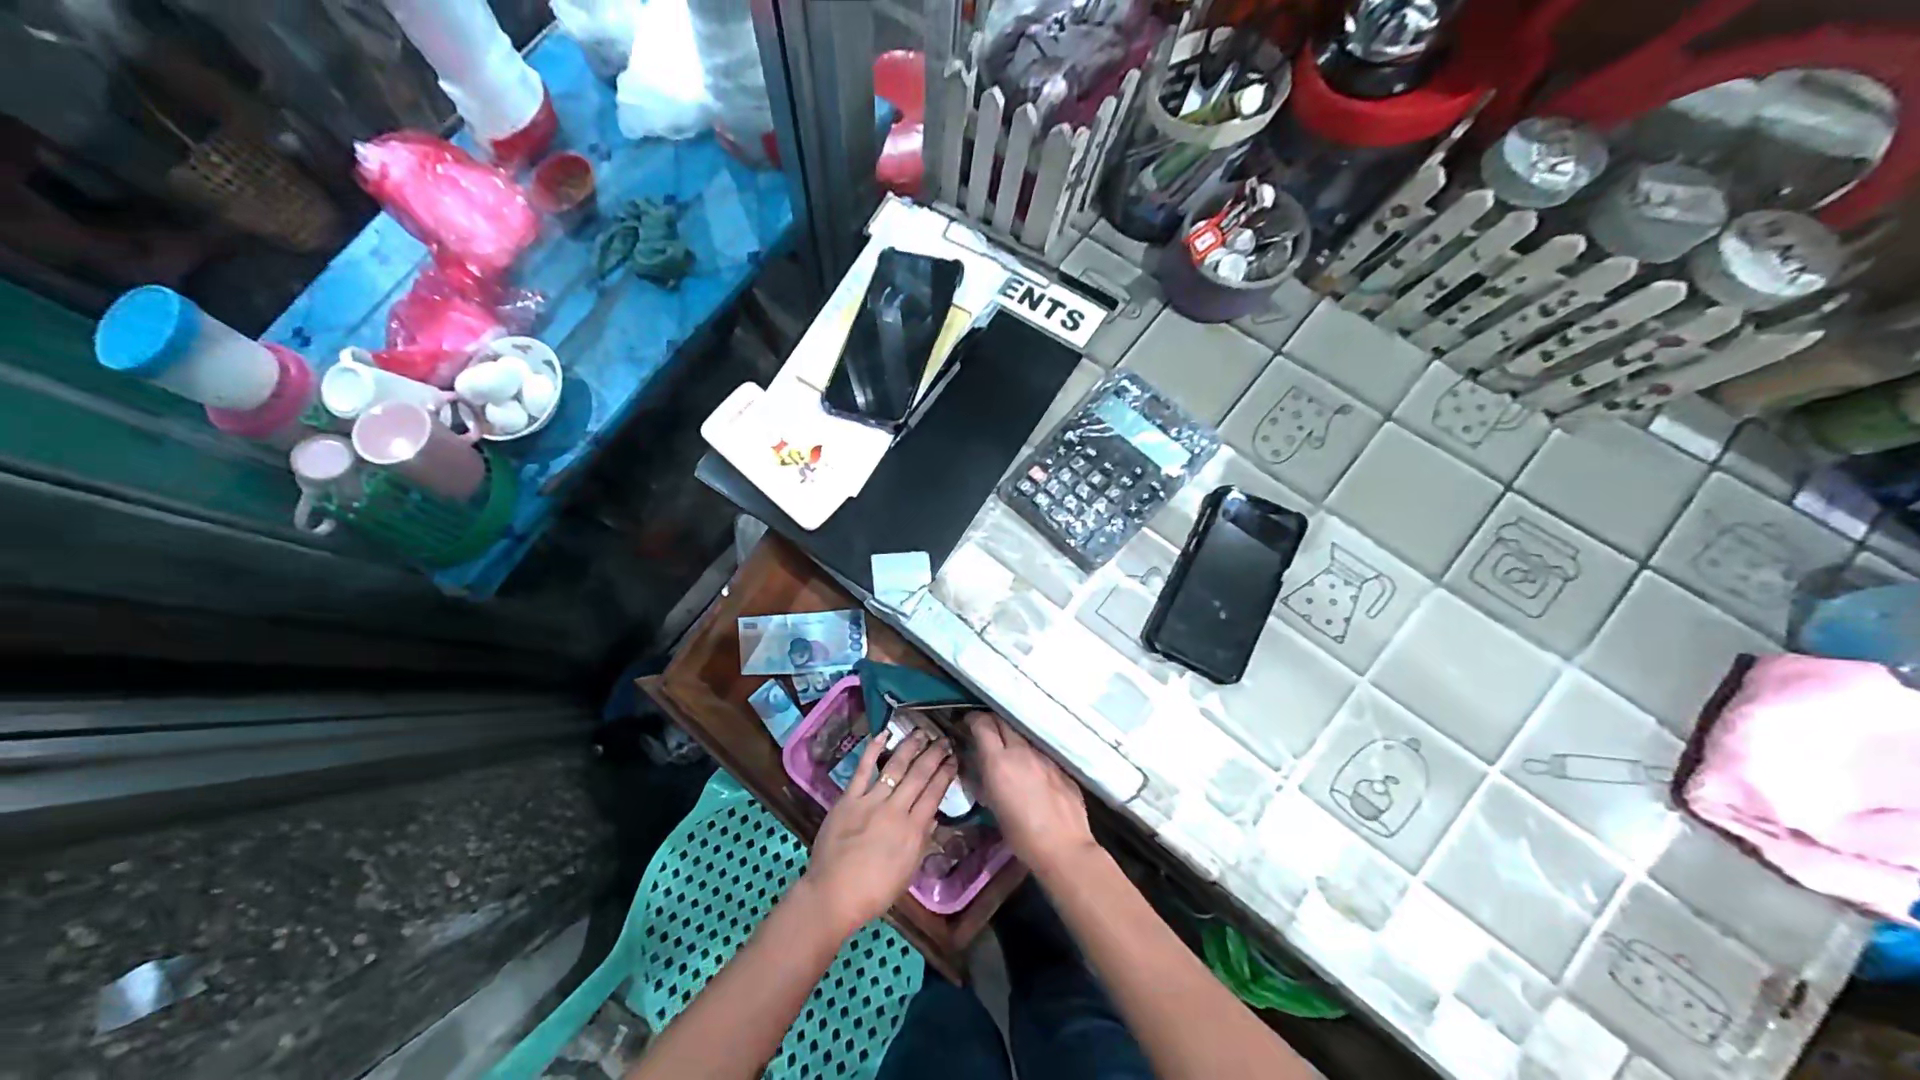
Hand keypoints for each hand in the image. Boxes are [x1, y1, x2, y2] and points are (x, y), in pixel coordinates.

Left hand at [804, 730, 956, 934]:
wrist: (834, 894)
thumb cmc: (875, 891)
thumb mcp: (908, 872)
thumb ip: (922, 841)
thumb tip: (934, 817)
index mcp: (913, 830)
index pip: (934, 794)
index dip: (945, 774)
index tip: (953, 759)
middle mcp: (896, 810)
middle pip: (919, 776)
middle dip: (934, 755)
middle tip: (944, 740)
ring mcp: (871, 801)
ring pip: (895, 767)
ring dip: (910, 747)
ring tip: (921, 732)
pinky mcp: (848, 799)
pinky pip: (862, 770)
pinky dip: (873, 750)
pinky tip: (883, 735)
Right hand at [966, 711, 1097, 877]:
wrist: (1063, 847)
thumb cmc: (1021, 835)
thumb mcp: (993, 806)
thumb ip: (987, 780)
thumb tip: (983, 768)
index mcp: (999, 762)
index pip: (983, 725)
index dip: (973, 720)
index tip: (968, 723)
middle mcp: (1021, 751)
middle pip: (1003, 721)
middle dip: (991, 722)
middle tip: (985, 731)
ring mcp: (1044, 756)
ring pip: (1023, 735)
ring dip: (1012, 737)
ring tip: (1008, 751)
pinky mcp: (1060, 765)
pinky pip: (1040, 751)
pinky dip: (1031, 754)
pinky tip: (1032, 770)